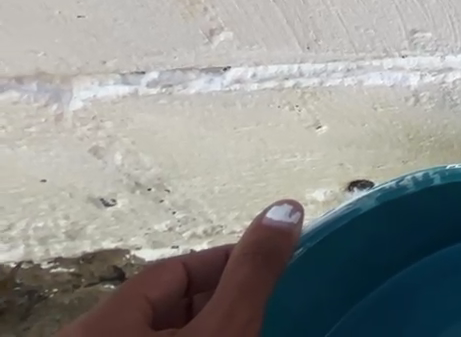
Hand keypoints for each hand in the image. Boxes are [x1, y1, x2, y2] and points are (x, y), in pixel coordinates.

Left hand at [60, 200, 303, 336]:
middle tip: (247, 312)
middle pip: (160, 301)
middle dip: (212, 297)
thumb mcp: (225, 327)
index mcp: (102, 319)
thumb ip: (252, 270)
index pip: (176, 267)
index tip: (266, 275)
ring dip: (195, 324)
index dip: (228, 263)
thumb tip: (286, 207)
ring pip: (150, 330)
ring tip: (229, 333)